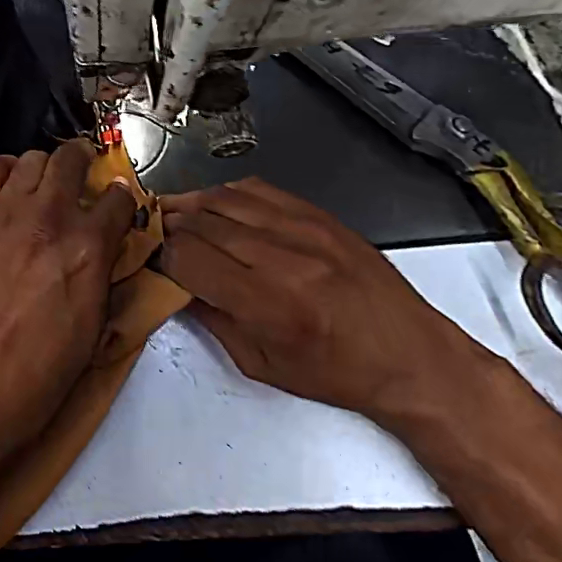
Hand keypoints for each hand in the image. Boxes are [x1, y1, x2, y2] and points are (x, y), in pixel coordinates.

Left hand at [0, 139, 138, 465]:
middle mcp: (51, 218)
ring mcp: (7, 212)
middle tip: (79, 171)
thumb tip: (104, 254)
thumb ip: (101, 278)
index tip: (116, 201)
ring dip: (42, 167)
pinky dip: (1, 169)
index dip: (121, 199)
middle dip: (81, 162)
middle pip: (71, 160)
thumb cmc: (34, 377)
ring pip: (32, 158)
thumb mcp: (91, 332)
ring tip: (40, 183)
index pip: (118, 200)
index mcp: (89, 249)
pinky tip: (3, 187)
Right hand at [161, 178, 487, 422]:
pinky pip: (257, 188)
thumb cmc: (338, 373)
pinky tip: (214, 205)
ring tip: (172, 213)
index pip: (189, 257)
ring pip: (224, 198)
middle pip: (202, 222)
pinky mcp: (318, 214)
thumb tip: (176, 284)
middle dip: (169, 225)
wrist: (410, 355)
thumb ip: (213, 319)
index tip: (151, 258)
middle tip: (151, 231)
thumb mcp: (263, 365)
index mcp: (269, 304)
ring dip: (190, 204)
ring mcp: (304, 229)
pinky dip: (226, 194)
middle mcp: (285, 258)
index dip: (161, 255)